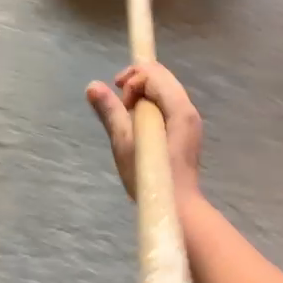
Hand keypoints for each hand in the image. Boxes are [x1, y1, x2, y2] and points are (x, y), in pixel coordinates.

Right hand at [86, 62, 203, 202]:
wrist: (179, 209)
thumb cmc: (150, 176)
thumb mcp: (125, 143)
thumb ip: (111, 112)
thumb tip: (92, 86)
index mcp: (178, 108)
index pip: (154, 73)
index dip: (133, 78)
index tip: (119, 97)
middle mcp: (188, 109)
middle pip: (162, 77)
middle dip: (137, 82)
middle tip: (120, 102)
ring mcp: (189, 120)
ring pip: (165, 90)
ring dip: (143, 94)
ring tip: (127, 114)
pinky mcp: (186, 131)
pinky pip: (168, 104)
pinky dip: (151, 105)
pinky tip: (140, 125)